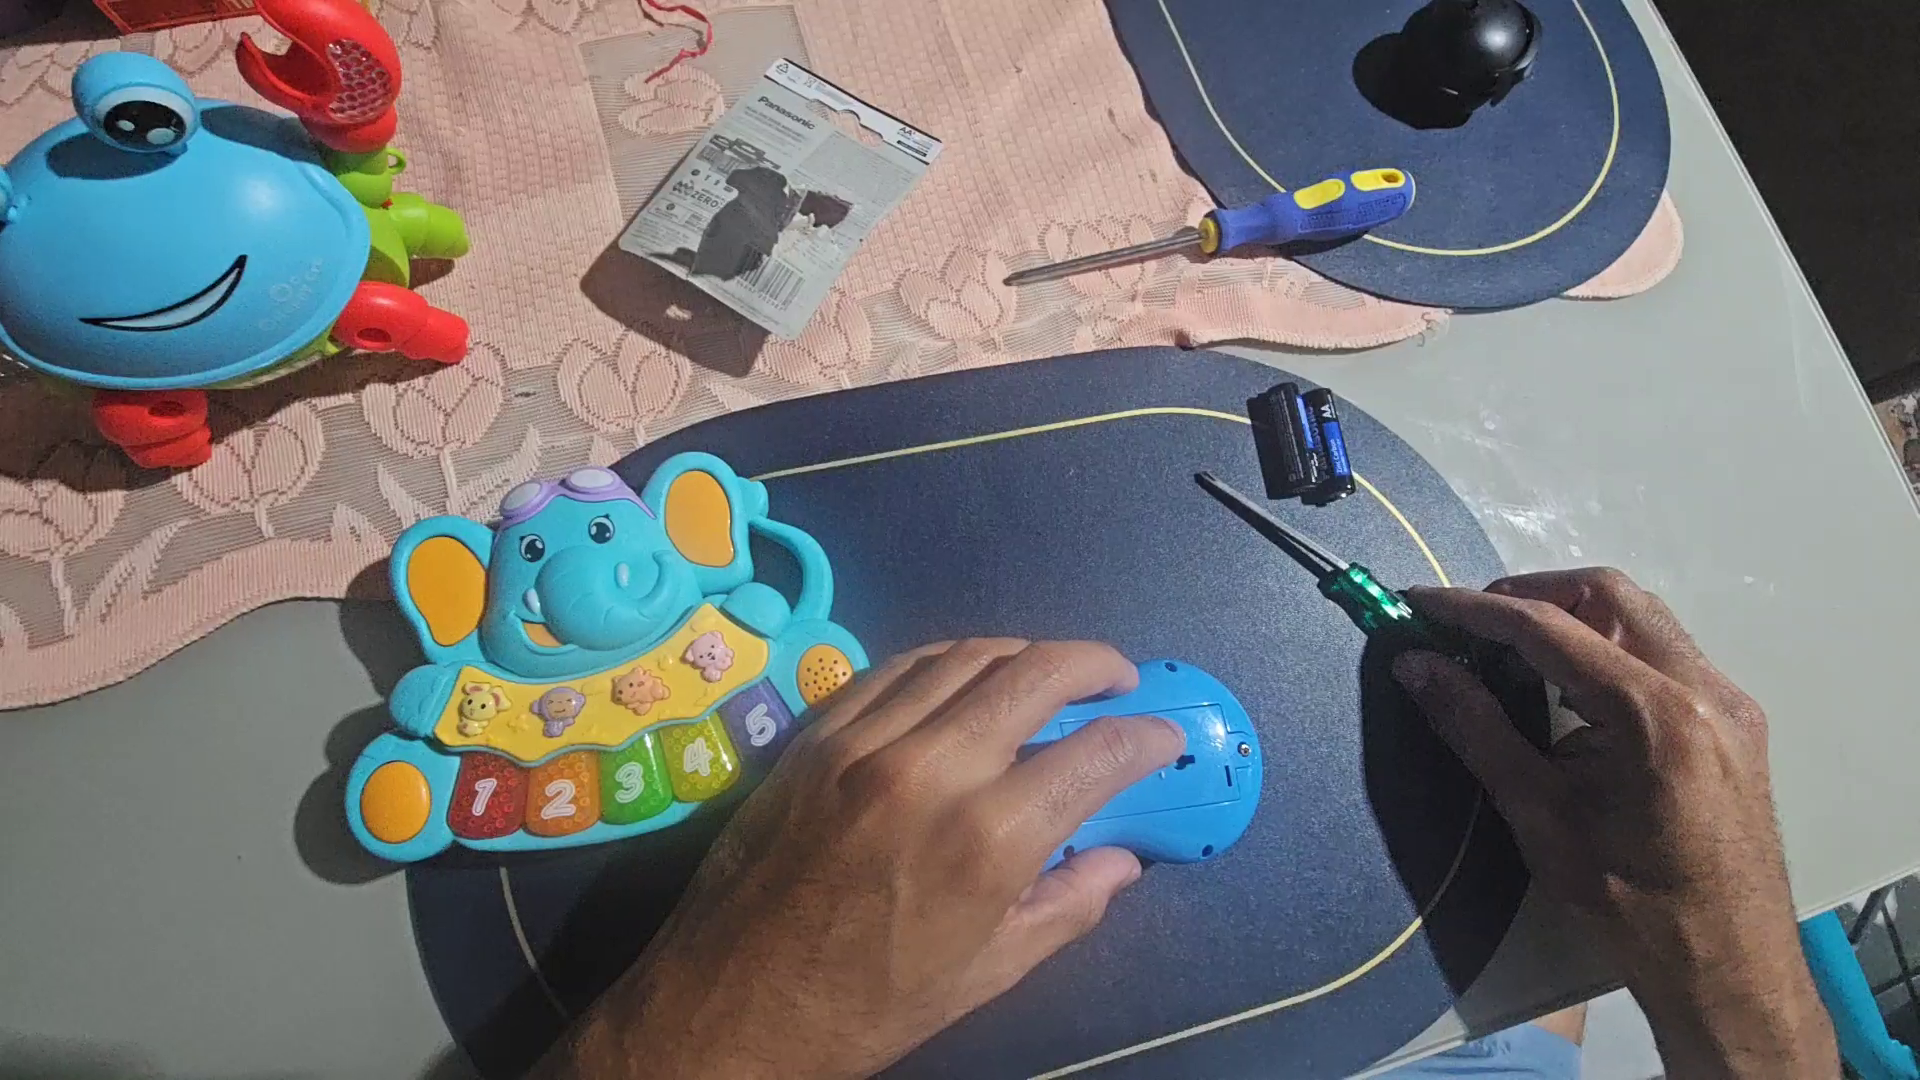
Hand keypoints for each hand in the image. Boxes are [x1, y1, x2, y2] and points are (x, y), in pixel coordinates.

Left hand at [538, 640, 1184, 1079]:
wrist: (731, 1001)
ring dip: (1025, 651)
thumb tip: (1124, 857)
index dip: (1144, 737)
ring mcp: (868, 737)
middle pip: (1035, 674)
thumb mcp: (987, 973)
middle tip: (1118, 675)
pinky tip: (972, 670)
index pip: (1095, 756)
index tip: (1161, 734)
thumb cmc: (870, 1002)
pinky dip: (953, 657)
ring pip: (969, 654)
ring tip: (1052, 668)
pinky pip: (902, 664)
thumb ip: (1069, 903)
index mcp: (985, 841)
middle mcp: (931, 768)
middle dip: (1094, 662)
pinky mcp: (823, 727)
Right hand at [1392, 569, 1835, 1077]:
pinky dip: (1595, 642)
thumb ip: (1472, 722)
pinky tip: (1558, 681)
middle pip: (1607, 592)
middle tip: (1467, 623)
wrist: (1728, 969)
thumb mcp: (1534, 808)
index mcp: (1655, 711)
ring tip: (1503, 647)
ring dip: (1563, 613)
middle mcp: (1704, 689)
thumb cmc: (1625, 895)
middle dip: (1526, 592)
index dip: (1471, 608)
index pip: (1547, 626)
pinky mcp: (1727, 721)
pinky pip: (1654, 648)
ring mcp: (1725, 703)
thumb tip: (1413, 662)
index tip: (1416, 601)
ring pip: (1636, 614)